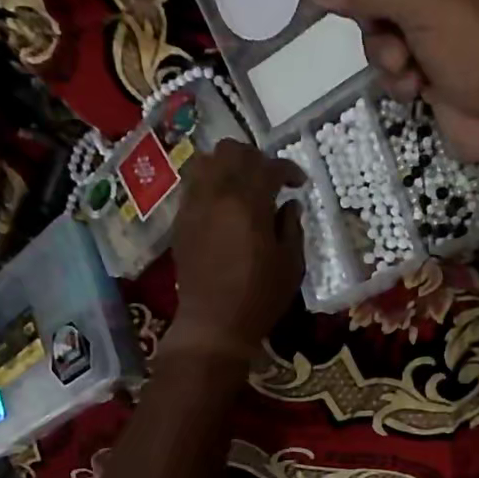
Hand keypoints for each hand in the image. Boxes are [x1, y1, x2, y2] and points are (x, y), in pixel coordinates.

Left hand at [164, 139, 306, 364]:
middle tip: (269, 180)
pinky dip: (209, 184)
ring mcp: (193, 207)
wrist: (212, 326)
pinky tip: (221, 206)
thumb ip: (292, 227)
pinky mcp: (180, 222)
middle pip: (232, 151)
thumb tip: (290, 205)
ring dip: (226, 166)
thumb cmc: (258, 299)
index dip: (288, 170)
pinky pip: (192, 186)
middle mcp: (216, 195)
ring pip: (205, 161)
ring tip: (241, 187)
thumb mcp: (290, 266)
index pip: (268, 167)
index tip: (298, 184)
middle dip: (255, 159)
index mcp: (248, 204)